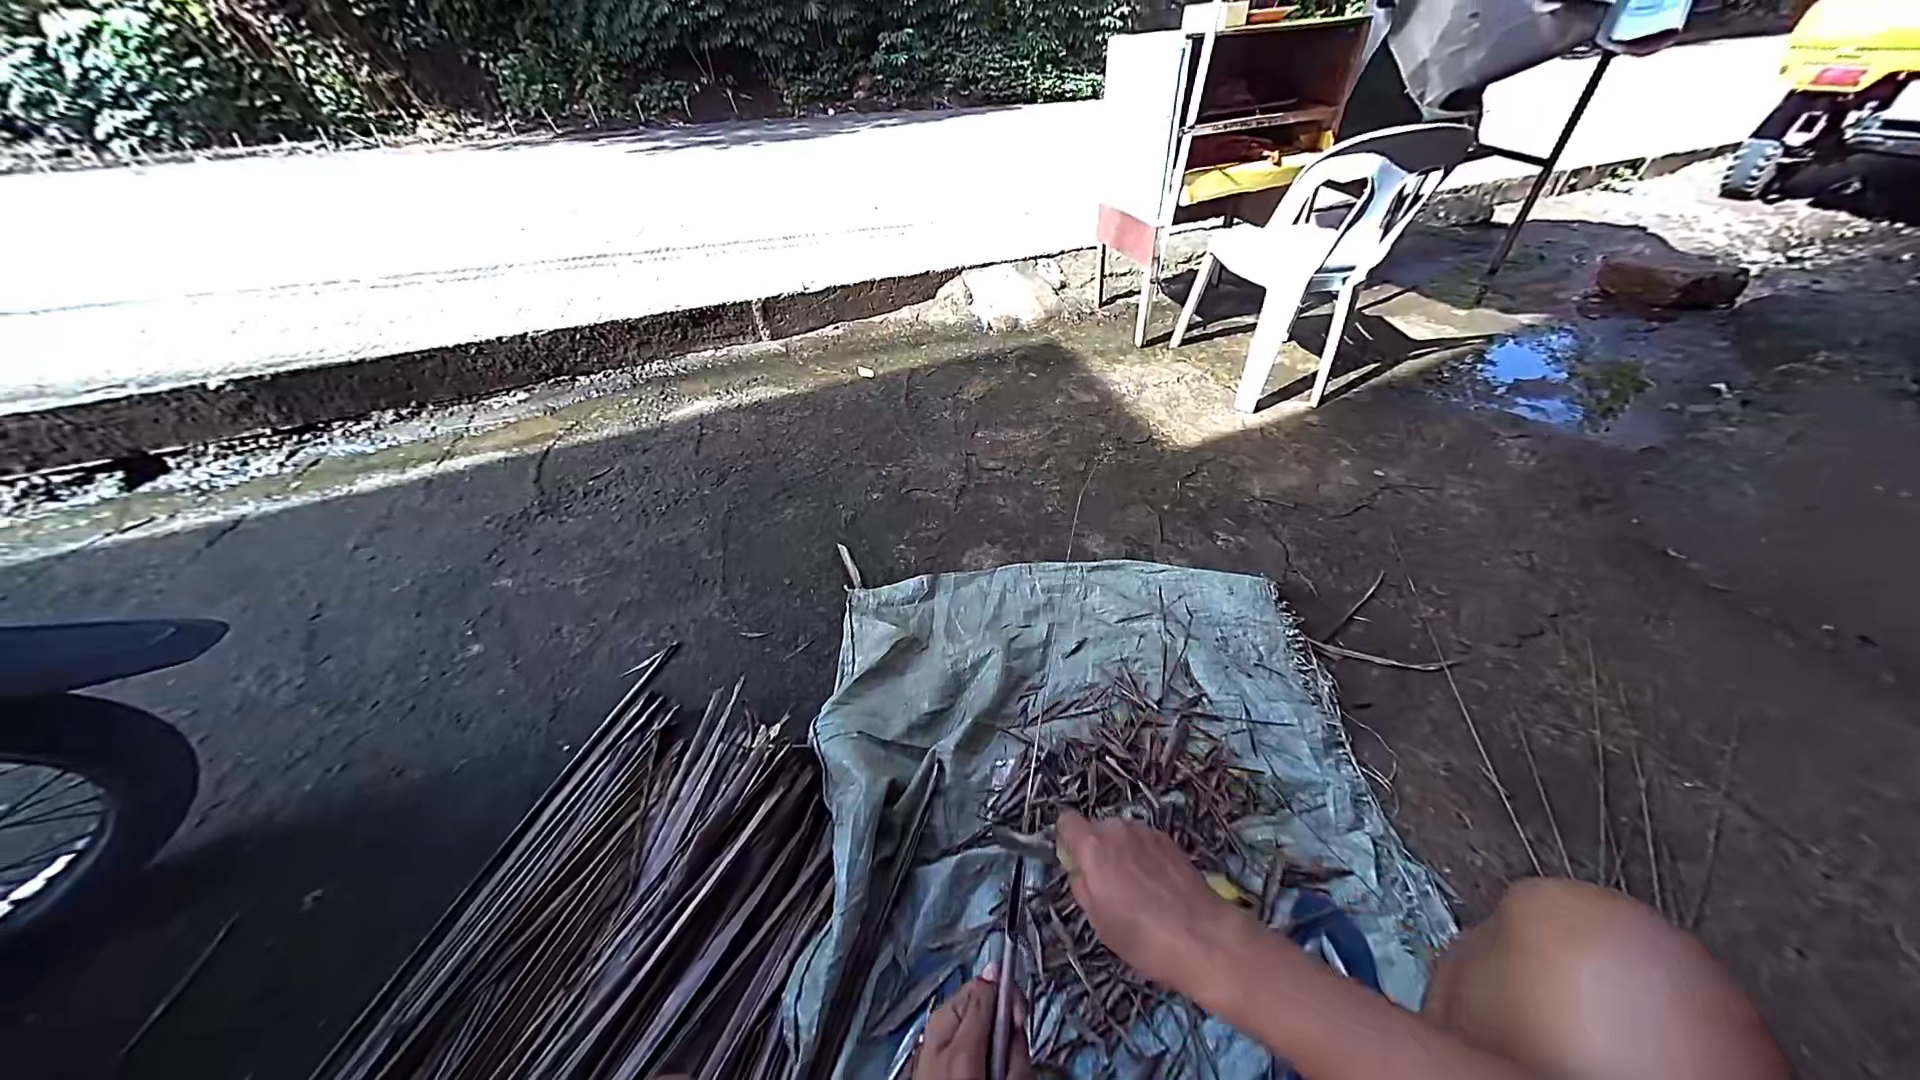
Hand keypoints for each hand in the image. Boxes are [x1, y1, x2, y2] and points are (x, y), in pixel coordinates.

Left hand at [910, 966, 1032, 1079]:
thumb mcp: (963, 1052)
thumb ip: (981, 1009)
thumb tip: (994, 967)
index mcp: (951, 1019)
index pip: (989, 987)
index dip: (1009, 1001)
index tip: (1018, 1021)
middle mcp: (962, 1035)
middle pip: (1006, 1025)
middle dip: (1012, 1049)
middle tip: (1002, 1071)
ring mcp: (975, 1061)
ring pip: (1014, 1055)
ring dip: (1014, 1071)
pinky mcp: (986, 1076)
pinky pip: (1012, 1074)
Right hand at [1056, 812, 1246, 995]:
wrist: (1203, 938)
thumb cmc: (1142, 935)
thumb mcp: (1098, 921)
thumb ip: (1082, 886)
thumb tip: (1082, 872)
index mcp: (1093, 846)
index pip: (1067, 822)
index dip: (1068, 841)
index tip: (1076, 864)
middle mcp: (1118, 829)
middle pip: (1097, 829)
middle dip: (1098, 850)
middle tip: (1109, 886)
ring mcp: (1147, 833)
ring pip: (1123, 836)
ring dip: (1123, 853)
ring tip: (1139, 890)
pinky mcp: (1171, 842)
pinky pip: (1146, 843)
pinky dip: (1146, 857)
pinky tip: (1159, 887)